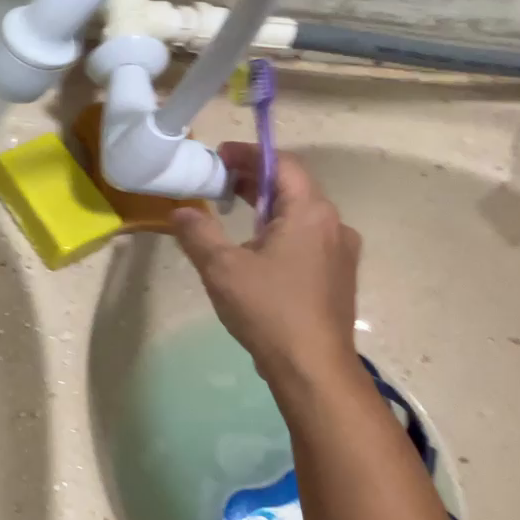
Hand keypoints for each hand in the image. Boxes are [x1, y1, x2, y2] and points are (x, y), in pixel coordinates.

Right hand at [171, 142, 363, 381]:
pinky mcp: (336, 275)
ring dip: (266, 206)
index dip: (249, 155)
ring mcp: (340, 251)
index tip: (218, 155)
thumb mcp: (221, 268)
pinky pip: (306, 237)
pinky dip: (278, 229)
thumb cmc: (268, 309)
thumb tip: (179, 211)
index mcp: (309, 213)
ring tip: (230, 211)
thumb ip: (198, 233)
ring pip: (300, 214)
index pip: (282, 165)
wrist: (312, 364)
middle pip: (293, 187)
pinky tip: (255, 248)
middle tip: (216, 181)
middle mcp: (333, 224)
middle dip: (254, 179)